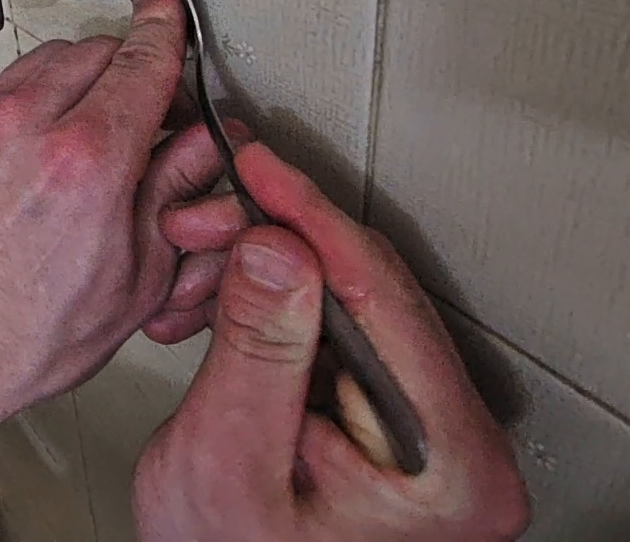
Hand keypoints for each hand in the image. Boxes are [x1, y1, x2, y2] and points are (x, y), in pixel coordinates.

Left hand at [0, 0, 234, 425]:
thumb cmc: (21, 331)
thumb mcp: (134, 282)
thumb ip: (171, 197)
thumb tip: (196, 147)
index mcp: (87, 163)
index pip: (140, 64)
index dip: (163, 30)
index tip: (167, 7)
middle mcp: (29, 126)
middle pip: (96, 50)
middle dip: (131, 64)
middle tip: (149, 103)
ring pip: (51, 56)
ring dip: (85, 72)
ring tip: (100, 117)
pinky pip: (12, 79)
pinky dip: (42, 86)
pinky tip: (53, 127)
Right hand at [133, 143, 529, 541]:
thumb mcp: (226, 453)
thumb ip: (256, 351)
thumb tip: (276, 249)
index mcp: (443, 463)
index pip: (383, 298)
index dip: (310, 218)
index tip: (257, 165)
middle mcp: (443, 434)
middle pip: (360, 284)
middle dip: (263, 238)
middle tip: (198, 219)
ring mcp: (405, 414)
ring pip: (328, 288)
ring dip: (246, 266)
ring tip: (186, 275)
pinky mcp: (362, 397)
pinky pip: (310, 312)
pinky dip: (247, 294)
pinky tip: (203, 301)